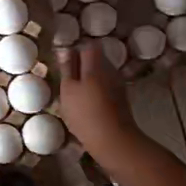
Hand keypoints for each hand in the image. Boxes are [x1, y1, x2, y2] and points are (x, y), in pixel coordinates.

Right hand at [55, 45, 141, 159]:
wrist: (113, 140)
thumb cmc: (84, 113)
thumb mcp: (68, 89)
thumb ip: (67, 68)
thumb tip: (66, 50)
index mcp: (96, 64)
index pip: (89, 45)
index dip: (77, 48)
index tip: (65, 58)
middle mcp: (111, 69)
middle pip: (97, 57)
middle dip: (83, 62)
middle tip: (67, 75)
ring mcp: (118, 83)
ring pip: (102, 71)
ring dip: (89, 76)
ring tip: (75, 90)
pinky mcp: (121, 97)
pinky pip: (106, 84)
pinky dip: (96, 87)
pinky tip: (87, 101)